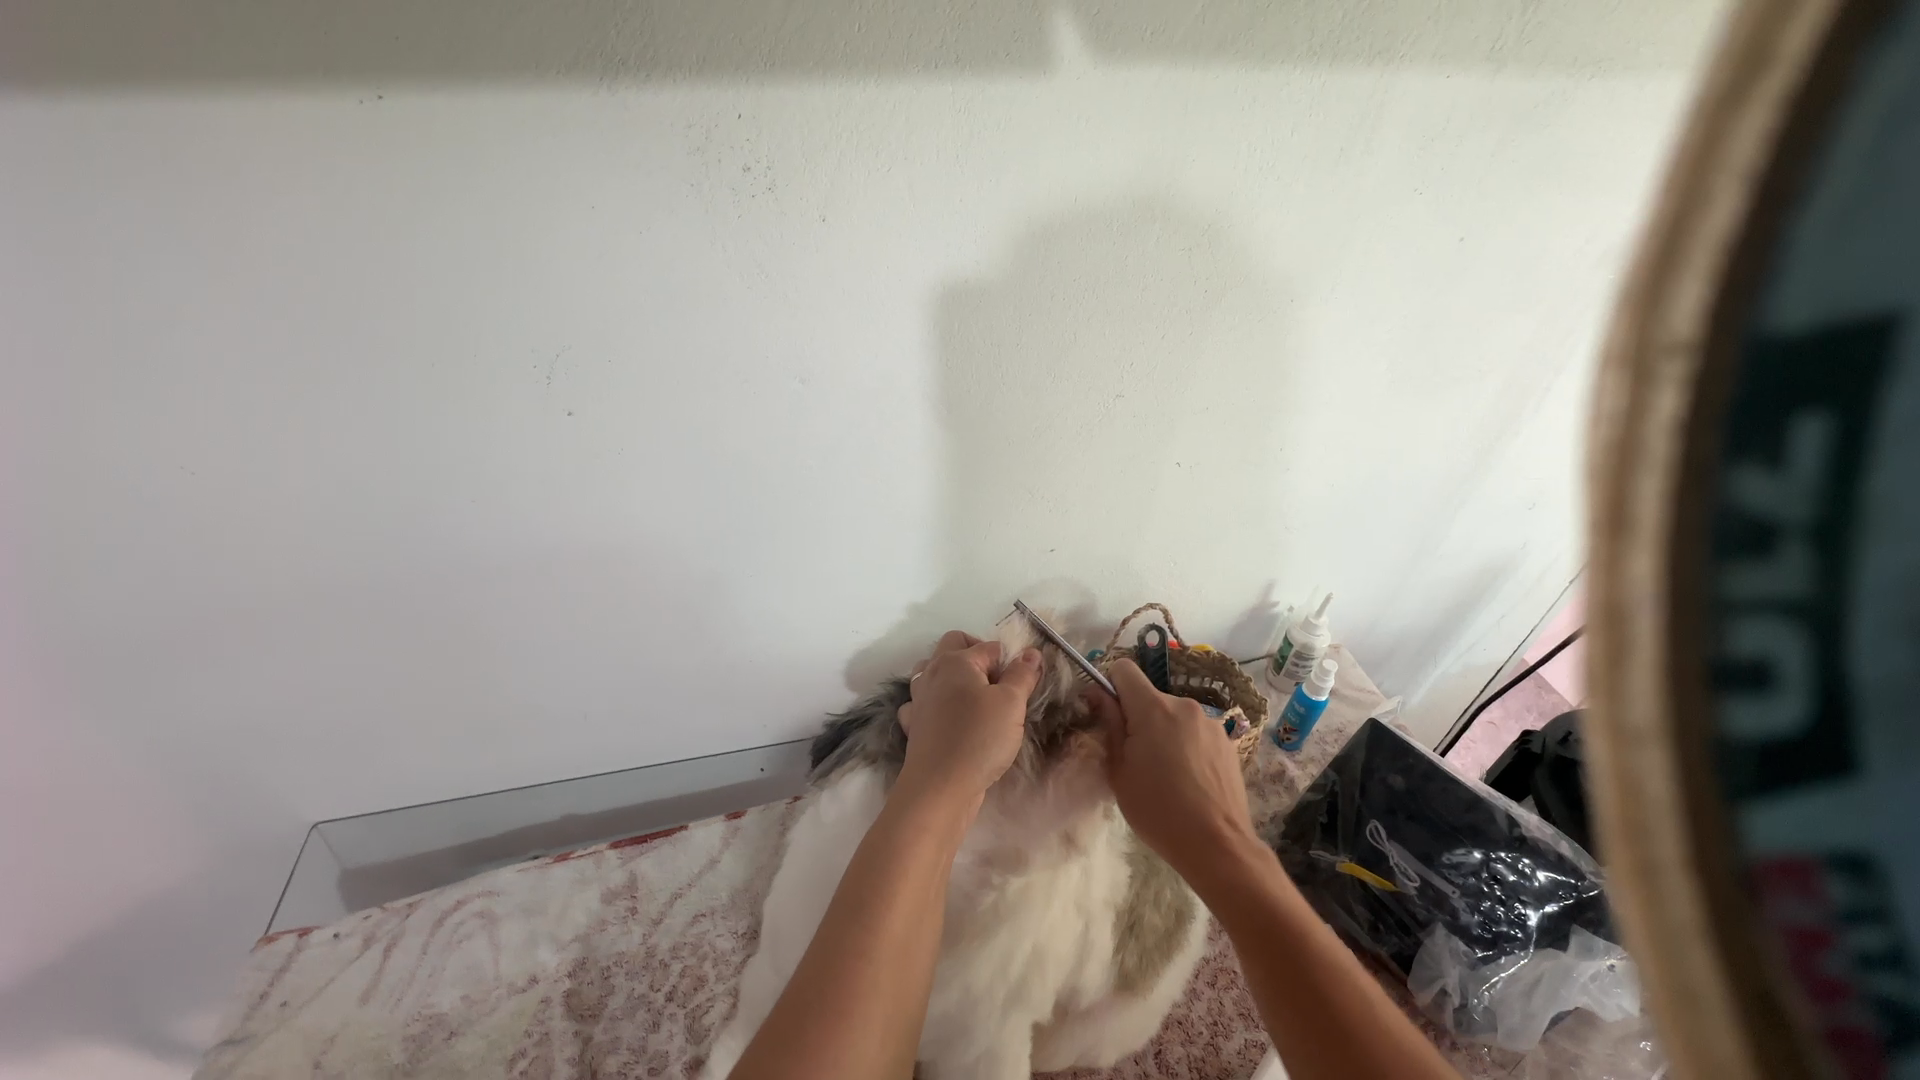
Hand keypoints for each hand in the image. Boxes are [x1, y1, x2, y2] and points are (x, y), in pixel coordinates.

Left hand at [895, 631, 1042, 809]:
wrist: (940, 786)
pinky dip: (935, 704)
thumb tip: (1031, 652)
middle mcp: (931, 672)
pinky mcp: (914, 724)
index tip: (1024, 684)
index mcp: (955, 661)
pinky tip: (949, 719)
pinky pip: (923, 703)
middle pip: (953, 646)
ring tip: (975, 698)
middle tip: (999, 683)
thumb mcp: (1011, 704)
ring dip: (953, 677)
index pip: (990, 647)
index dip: (1010, 660)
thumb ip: (1022, 674)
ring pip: (933, 672)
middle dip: (977, 655)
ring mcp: (918, 698)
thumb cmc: (980, 738)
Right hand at [1091, 659, 1258, 880]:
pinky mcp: (1227, 742)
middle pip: (1150, 697)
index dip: (1111, 687)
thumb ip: (1109, 724)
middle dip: (1138, 717)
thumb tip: (1097, 694)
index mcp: (1153, 708)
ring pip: (1174, 716)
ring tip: (1166, 773)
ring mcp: (1210, 723)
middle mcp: (1184, 705)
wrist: (1217, 844)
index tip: (1109, 715)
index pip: (1124, 669)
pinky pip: (1196, 732)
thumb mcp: (1119, 770)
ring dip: (1165, 732)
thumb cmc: (1157, 810)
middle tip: (1135, 758)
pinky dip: (1187, 746)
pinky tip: (1190, 779)